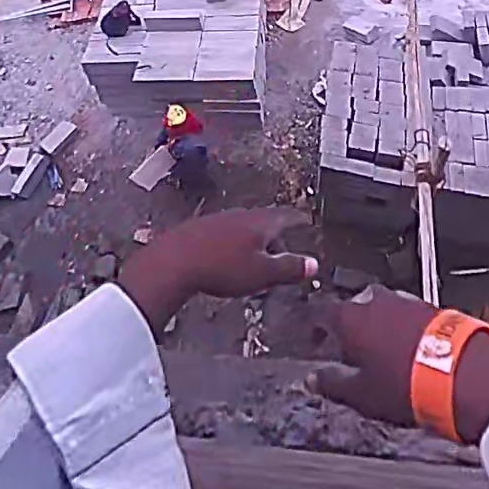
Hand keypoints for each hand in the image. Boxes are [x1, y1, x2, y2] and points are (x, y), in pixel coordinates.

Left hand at [117, 207, 316, 329]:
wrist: (174, 261)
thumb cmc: (222, 267)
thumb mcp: (263, 273)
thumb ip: (289, 268)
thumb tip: (313, 264)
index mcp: (261, 222)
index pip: (287, 216)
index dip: (298, 220)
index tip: (305, 221)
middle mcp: (241, 215)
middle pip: (266, 223)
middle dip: (276, 238)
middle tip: (283, 257)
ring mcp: (219, 219)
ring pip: (245, 228)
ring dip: (254, 243)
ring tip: (256, 264)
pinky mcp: (201, 229)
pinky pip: (225, 235)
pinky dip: (234, 246)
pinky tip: (228, 262)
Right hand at [311, 287, 488, 443]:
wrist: (462, 375)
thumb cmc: (407, 385)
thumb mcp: (362, 394)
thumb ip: (332, 383)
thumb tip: (313, 379)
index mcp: (350, 316)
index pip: (320, 313)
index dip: (313, 327)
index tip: (312, 339)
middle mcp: (373, 299)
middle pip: (351, 309)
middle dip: (348, 328)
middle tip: (350, 354)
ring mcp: (402, 300)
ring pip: (378, 310)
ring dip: (376, 326)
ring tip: (383, 355)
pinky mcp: (427, 306)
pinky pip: (404, 314)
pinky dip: (400, 328)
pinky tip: (407, 349)